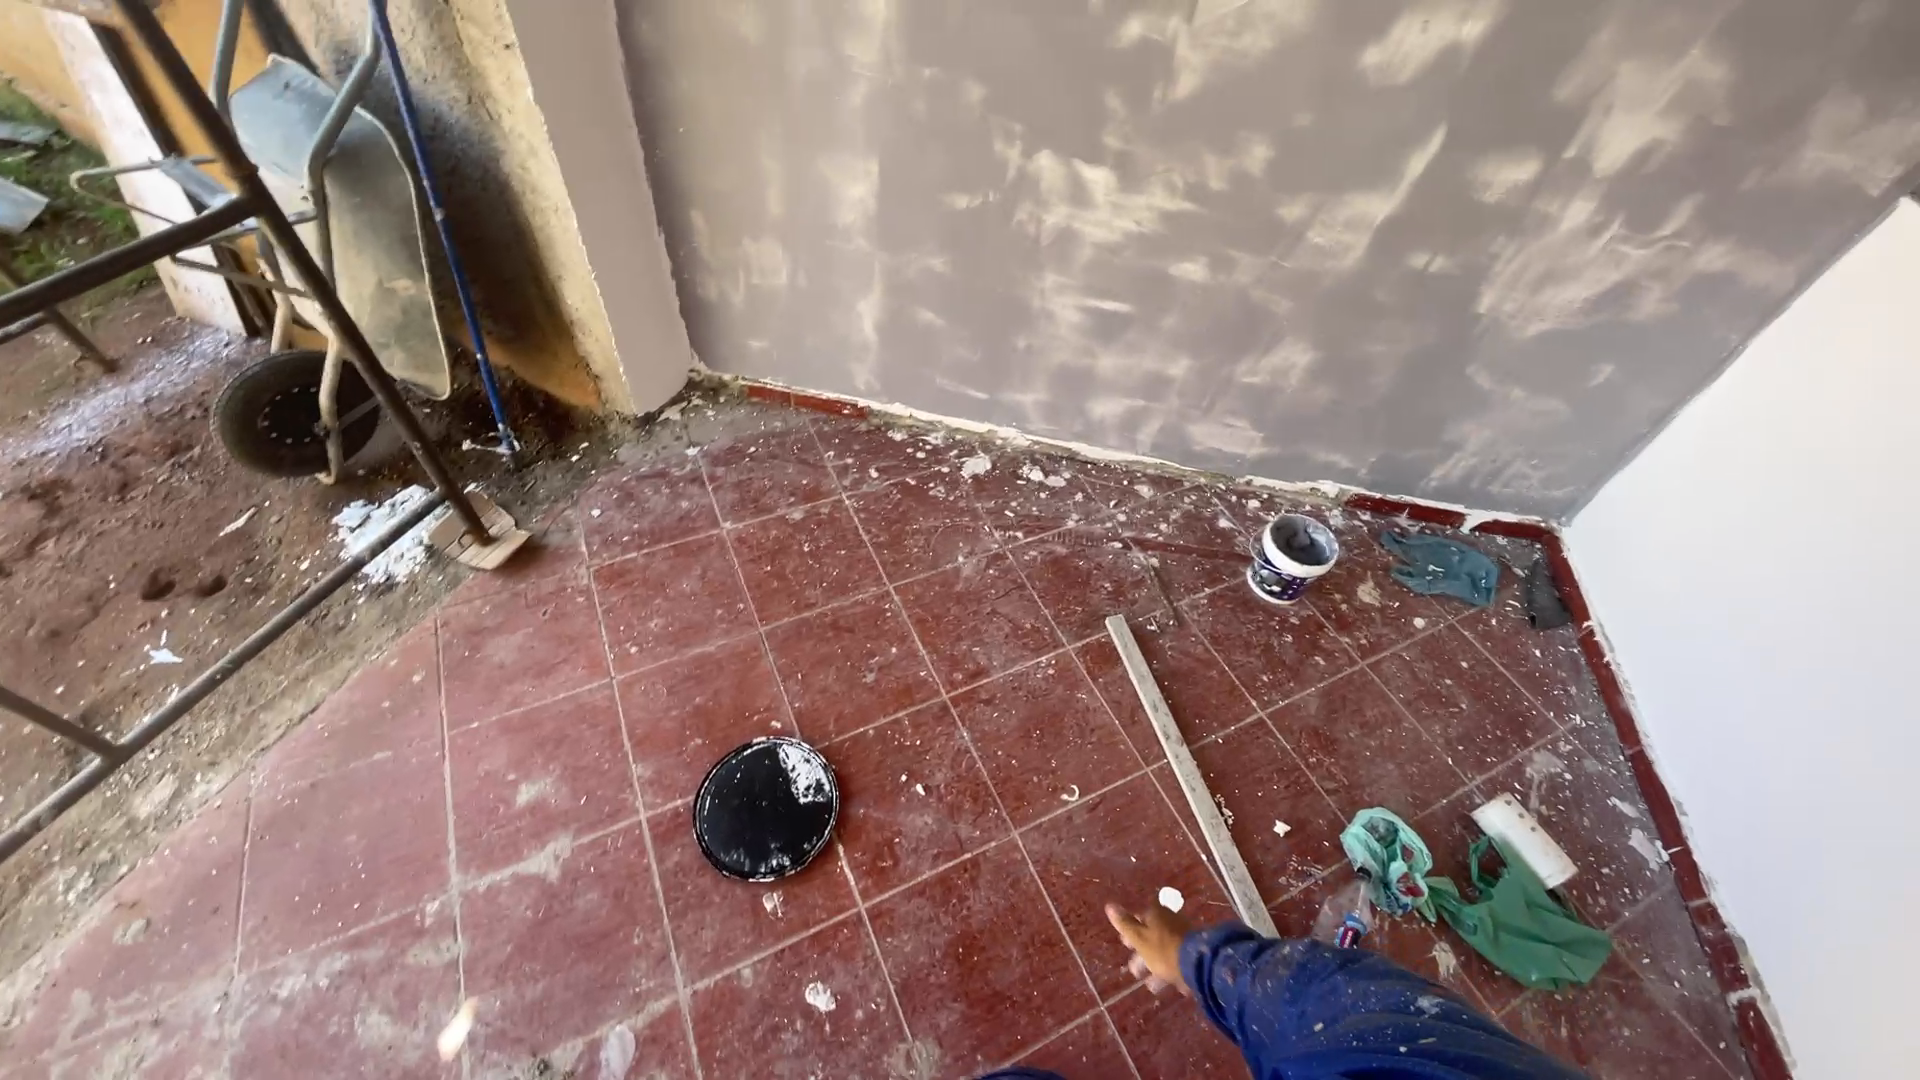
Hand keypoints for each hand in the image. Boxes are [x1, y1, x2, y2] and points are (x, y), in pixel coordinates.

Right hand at [1106, 899, 1193, 996]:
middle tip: (1135, 970)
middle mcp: (1169, 919)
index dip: (1129, 932)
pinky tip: (1165, 983)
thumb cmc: (1163, 950)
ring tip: (1150, 985)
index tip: (1124, 945)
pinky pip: (1175, 957)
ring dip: (1154, 964)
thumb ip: (1124, 924)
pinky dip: (1168, 968)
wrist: (1198, 964)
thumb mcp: (1139, 938)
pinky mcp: (1192, 950)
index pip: (1138, 918)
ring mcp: (1182, 934)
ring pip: (1163, 948)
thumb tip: (1109, 905)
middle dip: (1141, 951)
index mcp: (1155, 913)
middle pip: (1151, 934)